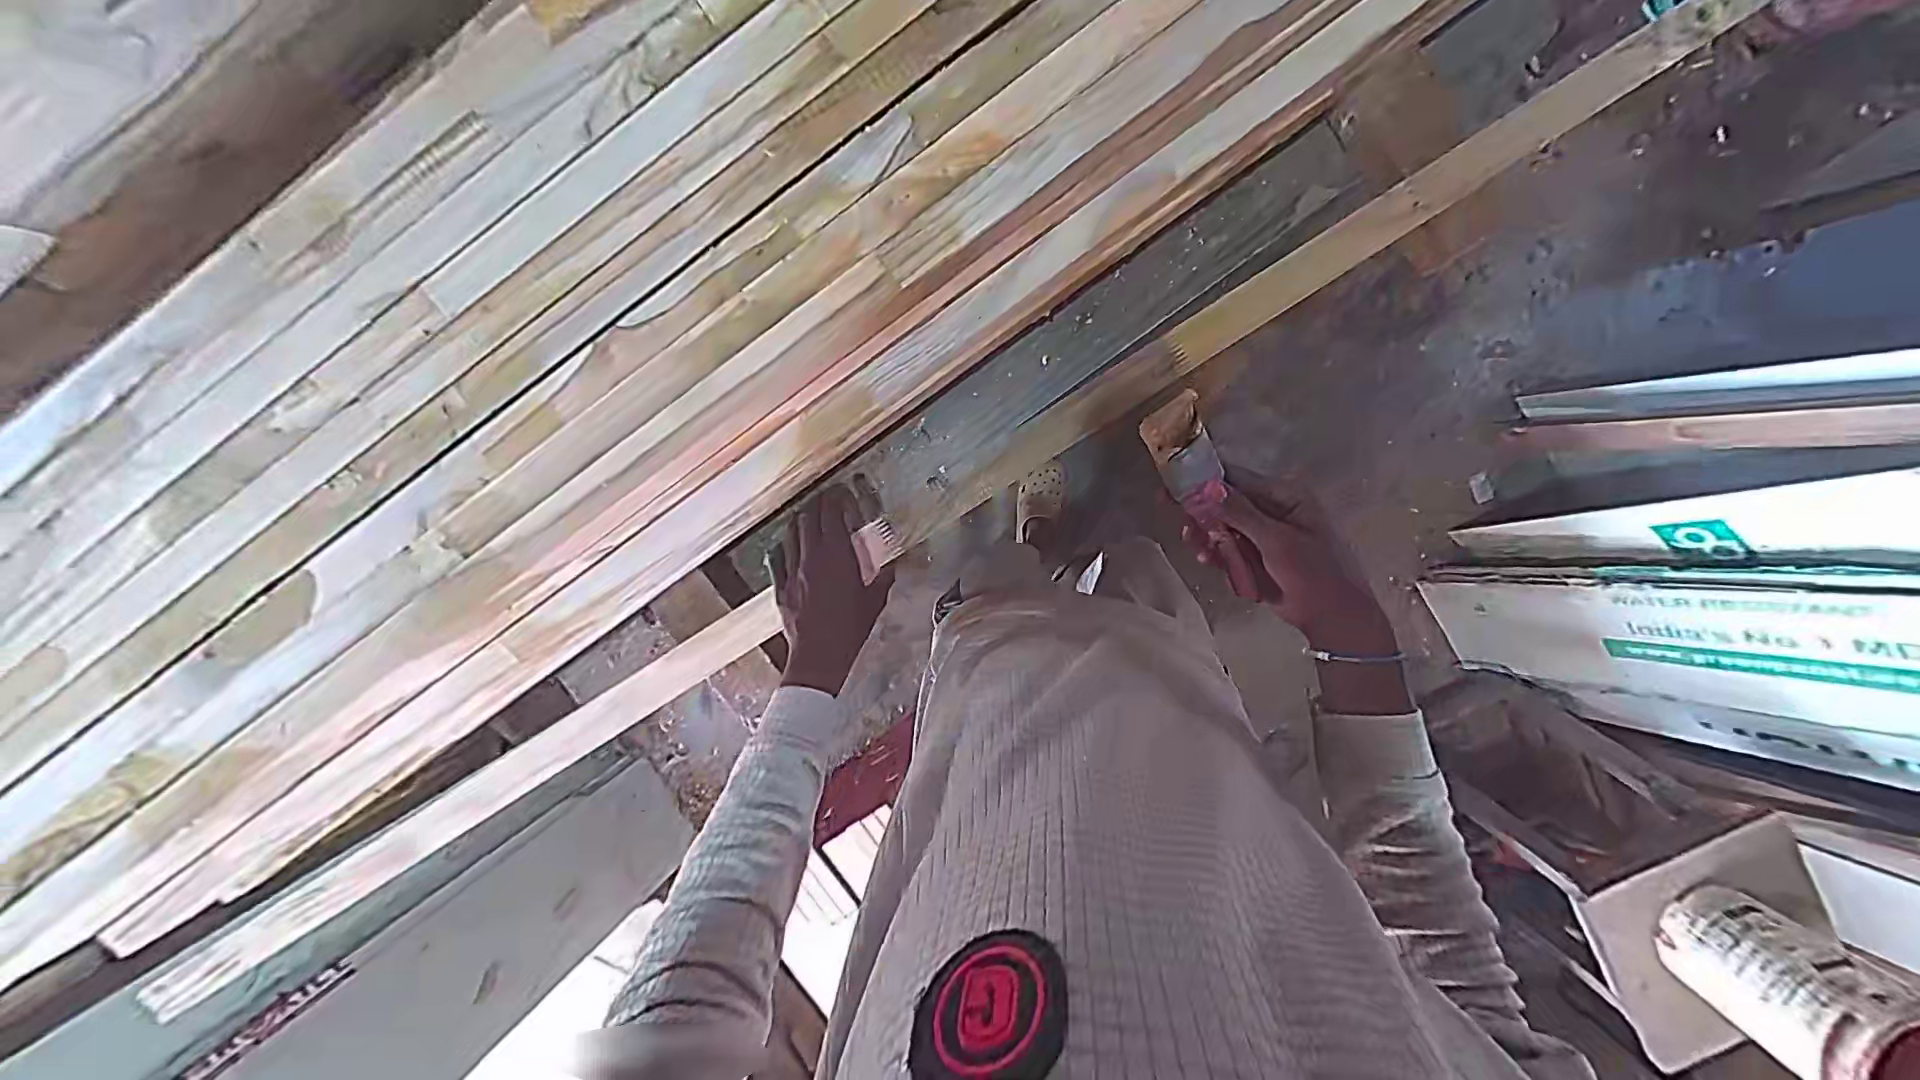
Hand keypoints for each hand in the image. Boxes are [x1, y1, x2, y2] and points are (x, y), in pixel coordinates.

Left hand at [770, 485, 893, 694]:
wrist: (819, 655)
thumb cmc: (851, 628)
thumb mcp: (875, 600)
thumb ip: (884, 576)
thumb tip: (894, 564)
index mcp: (837, 555)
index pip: (831, 514)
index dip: (835, 499)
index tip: (841, 492)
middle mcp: (811, 557)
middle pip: (808, 517)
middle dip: (817, 504)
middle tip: (825, 500)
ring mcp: (792, 570)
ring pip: (790, 534)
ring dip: (800, 522)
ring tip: (808, 517)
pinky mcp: (780, 586)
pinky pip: (777, 558)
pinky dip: (784, 547)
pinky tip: (787, 547)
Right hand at [1182, 471, 1396, 655]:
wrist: (1332, 617)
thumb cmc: (1315, 573)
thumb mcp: (1277, 541)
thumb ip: (1241, 514)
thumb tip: (1208, 486)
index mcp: (1283, 495)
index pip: (1234, 477)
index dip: (1202, 480)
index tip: (1173, 485)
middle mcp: (1268, 508)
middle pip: (1221, 502)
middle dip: (1199, 513)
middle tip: (1182, 525)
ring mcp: (1258, 533)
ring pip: (1218, 525)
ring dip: (1204, 536)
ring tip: (1198, 550)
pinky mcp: (1251, 554)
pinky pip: (1223, 546)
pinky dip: (1212, 552)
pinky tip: (1207, 560)